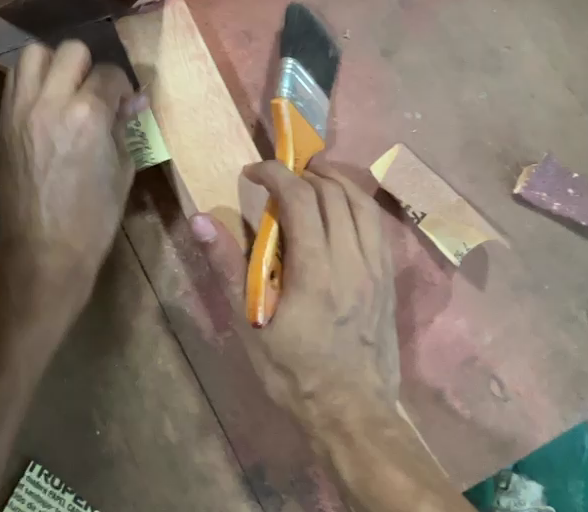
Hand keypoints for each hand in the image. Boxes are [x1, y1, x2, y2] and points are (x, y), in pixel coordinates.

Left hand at [0, 41, 135, 307]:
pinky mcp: (3, 119)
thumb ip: (124, 125)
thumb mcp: (123, 168)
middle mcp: (51, 100)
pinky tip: (44, 102)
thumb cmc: (94, 216)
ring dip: (54, 64)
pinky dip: (31, 80)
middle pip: (70, 50)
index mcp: (88, 113)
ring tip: (65, 88)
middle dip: (88, 66)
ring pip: (34, 53)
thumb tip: (133, 100)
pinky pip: (14, 79)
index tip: (124, 102)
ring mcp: (21, 107)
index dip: (122, 86)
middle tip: (94, 92)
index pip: (109, 73)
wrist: (43, 247)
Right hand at [190, 159, 398, 415]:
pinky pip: (377, 226)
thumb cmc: (292, 370)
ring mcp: (376, 271)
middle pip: (334, 193)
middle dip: (302, 173)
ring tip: (309, 179)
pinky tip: (336, 209)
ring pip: (363, 204)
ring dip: (334, 181)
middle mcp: (353, 263)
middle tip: (276, 177)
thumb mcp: (250, 322)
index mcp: (316, 272)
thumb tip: (200, 219)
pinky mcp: (388, 281)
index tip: (252, 173)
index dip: (275, 174)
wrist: (352, 414)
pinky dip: (355, 204)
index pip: (302, 199)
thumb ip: (228, 265)